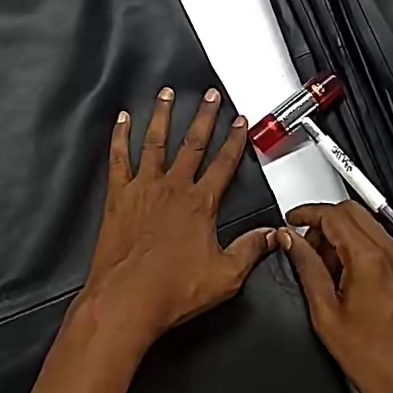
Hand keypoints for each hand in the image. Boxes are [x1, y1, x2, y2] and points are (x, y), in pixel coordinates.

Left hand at [3, 87, 274, 392]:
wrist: (127, 299)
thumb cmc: (172, 290)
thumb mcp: (225, 276)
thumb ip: (250, 250)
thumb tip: (273, 235)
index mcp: (200, 204)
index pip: (223, 163)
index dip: (235, 140)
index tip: (240, 121)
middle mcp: (173, 188)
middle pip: (193, 143)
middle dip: (205, 116)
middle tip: (211, 95)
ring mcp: (144, 187)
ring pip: (156, 141)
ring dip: (163, 115)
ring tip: (168, 93)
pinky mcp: (119, 195)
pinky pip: (119, 158)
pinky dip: (121, 136)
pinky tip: (123, 119)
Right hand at [280, 201, 392, 392]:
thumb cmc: (377, 363)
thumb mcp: (326, 314)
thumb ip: (306, 268)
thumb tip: (290, 240)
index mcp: (370, 260)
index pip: (333, 214)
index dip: (306, 213)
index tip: (292, 220)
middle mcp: (392, 254)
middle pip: (350, 210)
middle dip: (323, 220)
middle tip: (305, 242)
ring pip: (365, 222)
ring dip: (340, 232)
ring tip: (323, 264)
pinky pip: (378, 239)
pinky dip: (357, 244)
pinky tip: (344, 272)